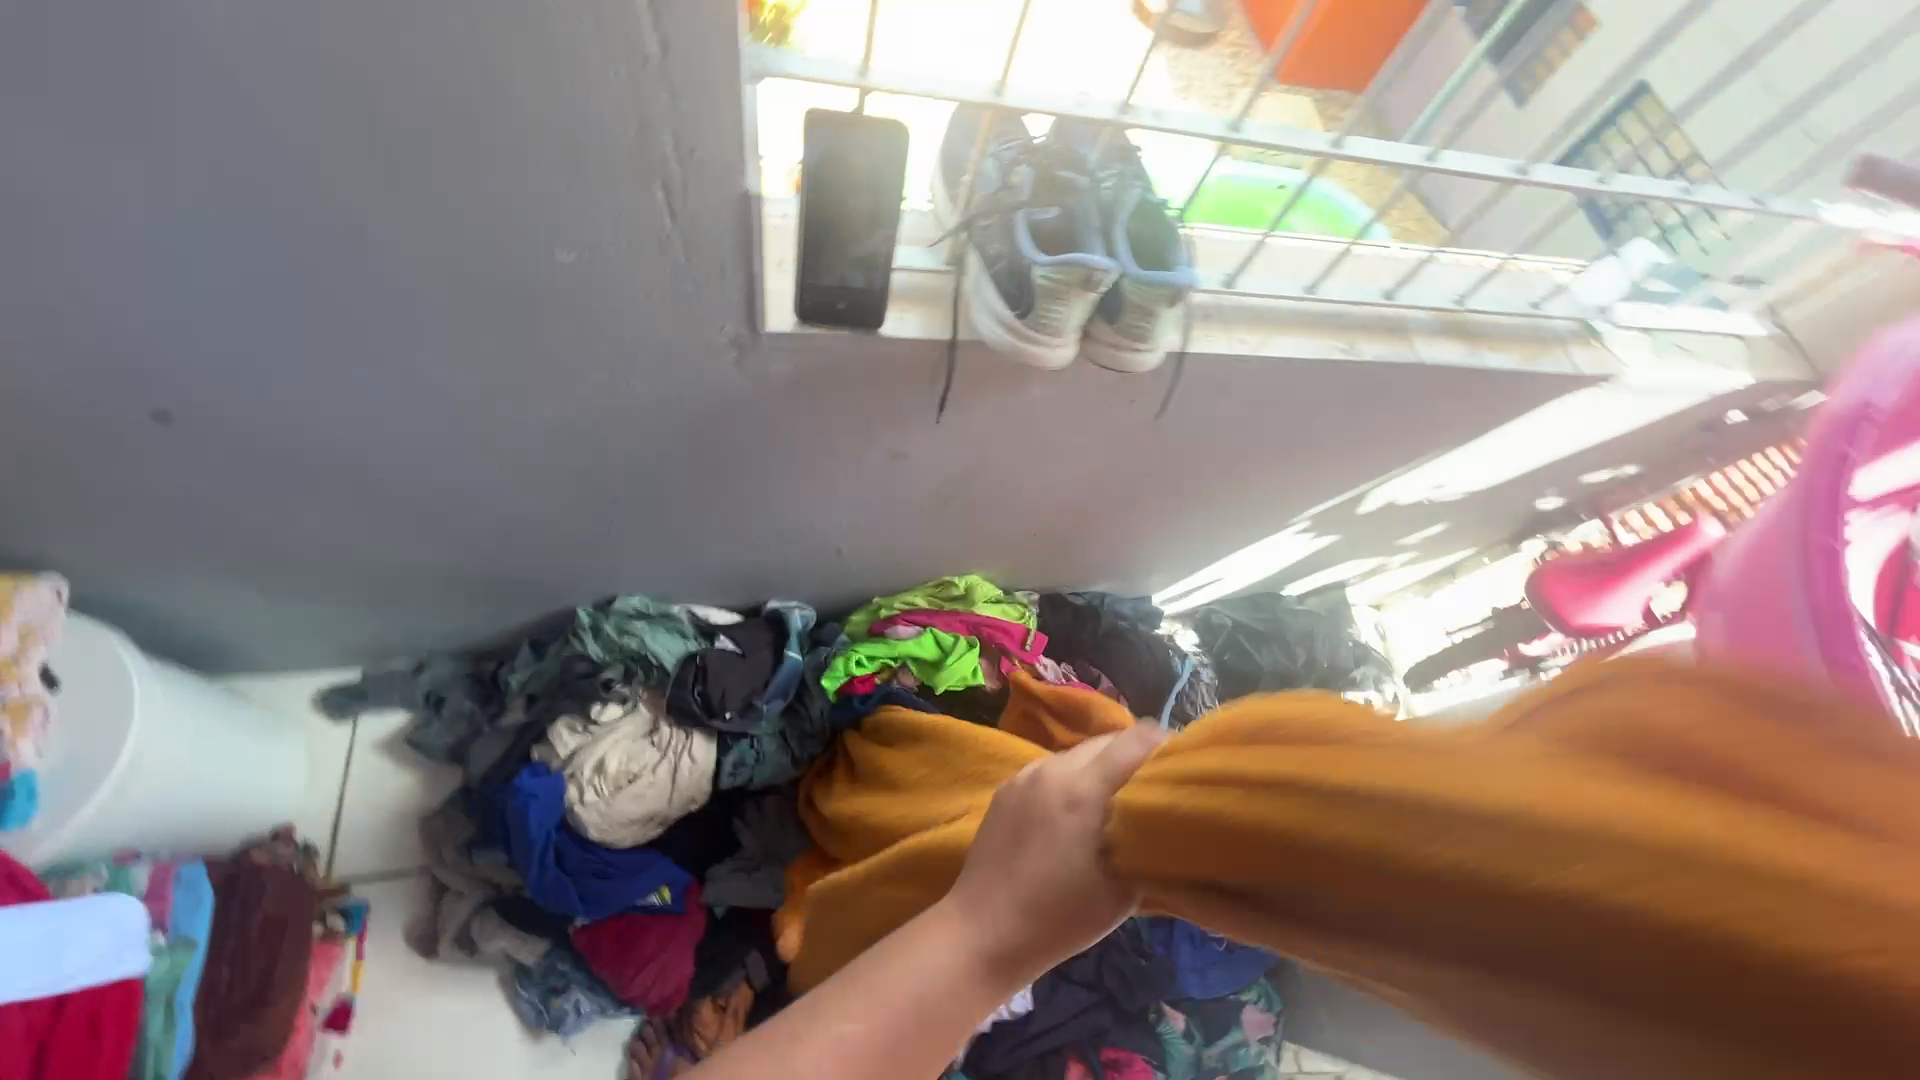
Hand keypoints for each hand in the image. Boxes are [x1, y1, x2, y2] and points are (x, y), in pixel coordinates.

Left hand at [938, 723, 1166, 984]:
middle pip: (1106, 740)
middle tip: (1153, 787)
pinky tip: (1075, 813)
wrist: (983, 930)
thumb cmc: (1060, 918)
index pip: (1136, 739)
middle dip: (1134, 755)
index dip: (1165, 745)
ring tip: (1114, 801)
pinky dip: (1072, 779)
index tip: (1182, 765)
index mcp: (1083, 788)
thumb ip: (1149, 844)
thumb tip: (1167, 819)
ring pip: (1077, 753)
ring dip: (1101, 767)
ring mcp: (1025, 775)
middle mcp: (1053, 769)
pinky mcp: (1006, 788)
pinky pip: (1051, 769)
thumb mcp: (1123, 890)